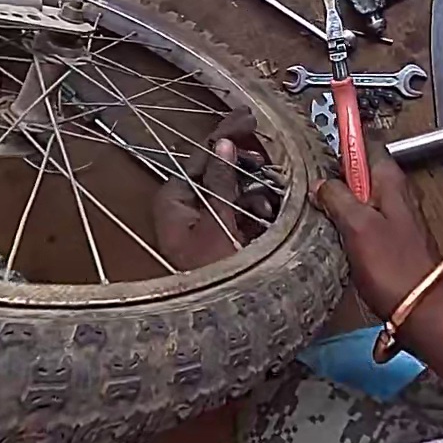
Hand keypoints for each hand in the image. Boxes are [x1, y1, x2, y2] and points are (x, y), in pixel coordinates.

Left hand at [151, 109, 267, 268]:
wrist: (224, 324)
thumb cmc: (214, 270)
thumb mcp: (219, 220)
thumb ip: (222, 179)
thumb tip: (223, 143)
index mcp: (174, 200)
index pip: (200, 154)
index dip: (225, 133)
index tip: (249, 118)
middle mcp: (184, 208)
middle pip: (216, 170)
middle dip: (244, 165)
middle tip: (265, 158)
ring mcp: (203, 224)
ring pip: (232, 190)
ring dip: (253, 189)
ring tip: (268, 200)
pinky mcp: (221, 238)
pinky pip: (239, 211)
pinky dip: (254, 208)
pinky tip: (267, 216)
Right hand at [312, 147, 442, 318]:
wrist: (423, 311)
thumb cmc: (391, 265)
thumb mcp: (357, 226)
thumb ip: (337, 198)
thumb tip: (320, 183)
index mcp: (391, 180)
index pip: (365, 145)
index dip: (342, 146)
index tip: (317, 156)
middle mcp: (396, 192)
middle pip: (360, 173)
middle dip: (336, 179)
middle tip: (312, 191)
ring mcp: (396, 217)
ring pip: (360, 199)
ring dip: (340, 205)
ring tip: (319, 215)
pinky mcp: (392, 239)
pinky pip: (364, 222)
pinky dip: (349, 225)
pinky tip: (336, 238)